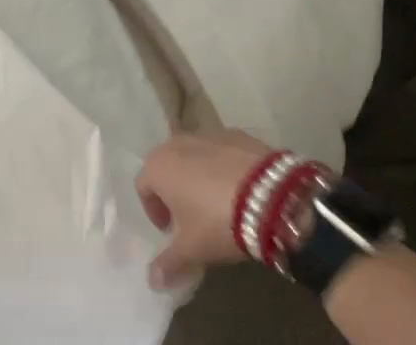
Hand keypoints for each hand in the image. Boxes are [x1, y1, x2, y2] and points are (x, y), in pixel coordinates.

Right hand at [136, 129, 278, 287]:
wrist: (272, 198)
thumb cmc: (218, 221)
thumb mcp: (192, 249)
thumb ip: (169, 262)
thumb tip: (152, 280)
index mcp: (158, 167)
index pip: (143, 188)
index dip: (154, 211)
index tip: (170, 230)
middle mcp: (176, 143)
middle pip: (166, 166)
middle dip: (173, 189)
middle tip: (190, 216)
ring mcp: (208, 135)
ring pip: (194, 156)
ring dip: (198, 175)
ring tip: (217, 202)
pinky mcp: (237, 134)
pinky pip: (221, 152)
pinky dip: (223, 167)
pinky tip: (240, 189)